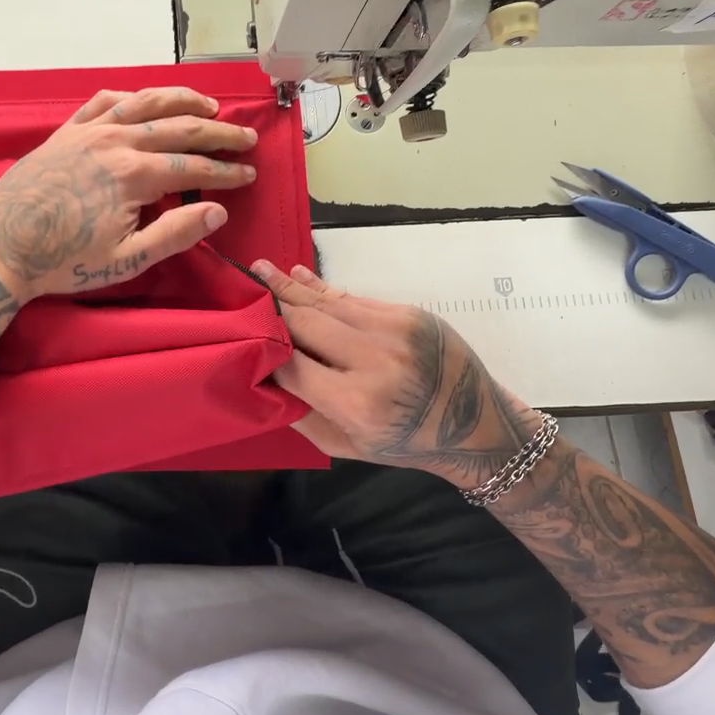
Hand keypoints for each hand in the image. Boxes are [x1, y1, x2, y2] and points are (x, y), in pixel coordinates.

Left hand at [0, 87, 257, 299]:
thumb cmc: (64, 261)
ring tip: (208, 105)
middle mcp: (115, 142)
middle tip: (244, 136)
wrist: (1, 246)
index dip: (226, 171)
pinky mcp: (66, 131)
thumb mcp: (126, 260)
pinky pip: (104, 102)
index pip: (195, 166)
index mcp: (133, 174)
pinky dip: (131, 97)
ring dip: (181, 101)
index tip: (249, 173)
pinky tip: (144, 101)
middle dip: (217, 132)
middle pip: (179, 127)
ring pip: (145, 103)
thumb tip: (218, 212)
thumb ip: (175, 234)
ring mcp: (89, 131)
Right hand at [251, 261, 545, 491]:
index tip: (237, 334)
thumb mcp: (345, 445)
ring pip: (326, 302)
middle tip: (239, 287)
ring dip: (289, 286)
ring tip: (259, 269)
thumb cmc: (404, 444)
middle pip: (305, 323)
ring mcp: (395, 331)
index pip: (291, 364)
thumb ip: (300, 411)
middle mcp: (375, 361)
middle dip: (270, 306)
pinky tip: (297, 276)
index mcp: (358, 403)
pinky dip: (322, 288)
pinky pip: (352, 299)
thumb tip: (260, 374)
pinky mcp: (408, 313)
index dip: (262, 348)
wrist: (476, 425)